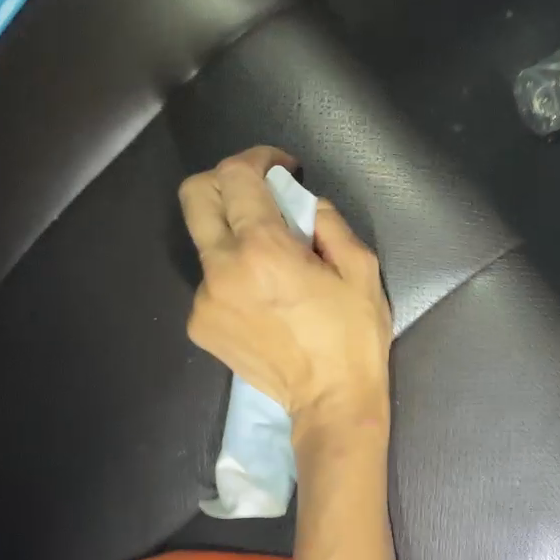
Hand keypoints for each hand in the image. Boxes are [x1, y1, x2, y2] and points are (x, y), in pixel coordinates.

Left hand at [179, 146, 393, 446]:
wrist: (331, 401)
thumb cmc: (354, 337)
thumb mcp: (363, 271)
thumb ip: (331, 225)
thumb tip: (307, 205)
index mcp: (264, 249)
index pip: (236, 177)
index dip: (258, 159)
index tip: (281, 167)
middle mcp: (222, 267)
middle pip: (196, 196)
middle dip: (226, 181)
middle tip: (260, 194)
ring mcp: (203, 298)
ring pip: (206, 242)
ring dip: (235, 236)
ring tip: (274, 265)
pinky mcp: (200, 323)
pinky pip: (210, 281)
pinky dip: (234, 276)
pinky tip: (265, 300)